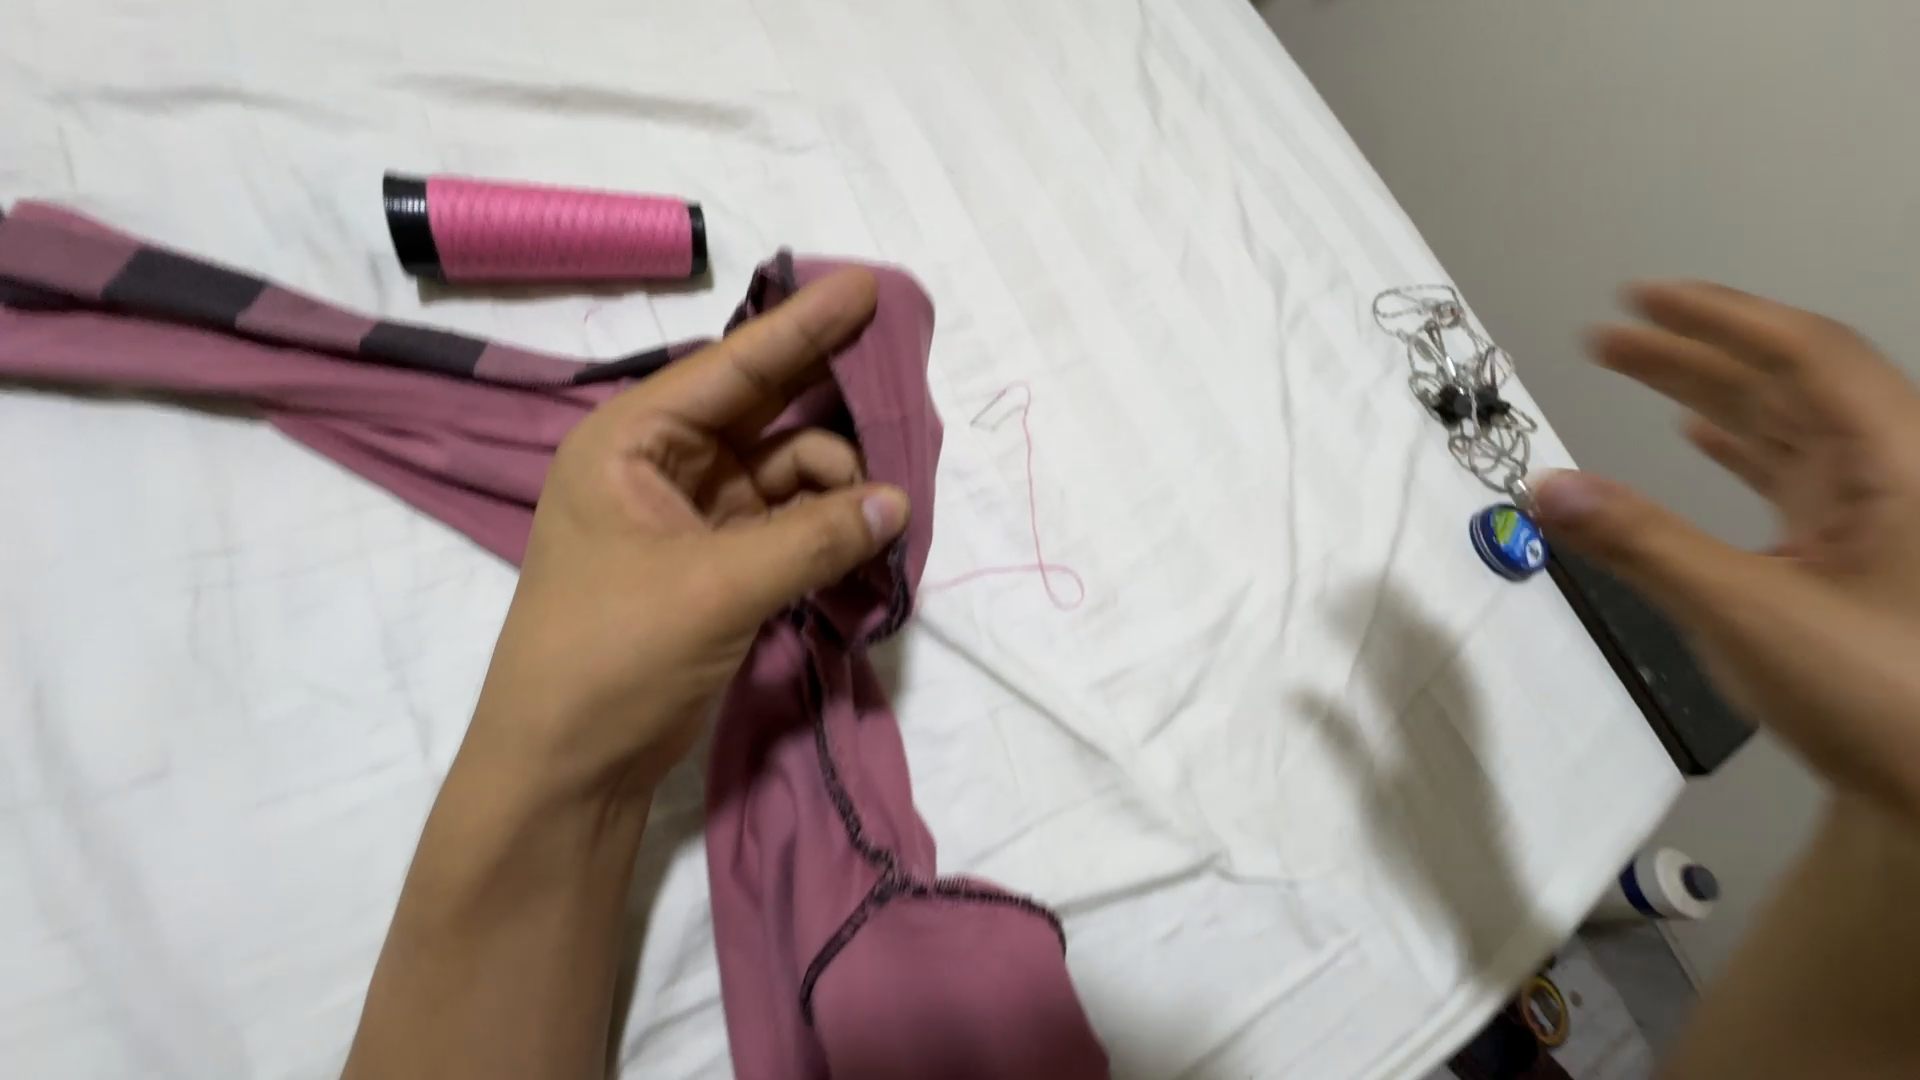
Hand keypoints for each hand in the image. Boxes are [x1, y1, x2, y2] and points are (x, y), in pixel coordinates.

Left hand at [464, 269, 910, 803]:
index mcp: (632, 443)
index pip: (732, 368)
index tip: (865, 290)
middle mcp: (664, 467)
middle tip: (899, 388)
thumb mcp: (716, 586)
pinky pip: (790, 524)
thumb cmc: (614, 656)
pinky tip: (866, 536)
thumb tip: (898, 504)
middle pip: (765, 413)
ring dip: (838, 486)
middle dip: (831, 402)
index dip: (802, 327)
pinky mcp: (721, 564)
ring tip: (887, 510)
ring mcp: (695, 518)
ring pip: (787, 475)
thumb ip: (814, 538)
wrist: (570, 769)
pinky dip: (828, 528)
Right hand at [1533, 282, 1919, 826]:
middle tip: (1609, 334)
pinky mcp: (1855, 552)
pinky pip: (1790, 474)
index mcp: (1897, 469)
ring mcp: (1877, 515)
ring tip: (1632, 369)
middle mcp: (1894, 477)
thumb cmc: (1882, 696)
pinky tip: (1696, 435)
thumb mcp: (1749, 612)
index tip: (1641, 298)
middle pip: (1791, 385)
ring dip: (1707, 392)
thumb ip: (1640, 544)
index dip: (1721, 319)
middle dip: (1696, 350)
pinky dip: (1735, 446)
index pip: (1807, 360)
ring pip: (1785, 428)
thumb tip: (1542, 486)